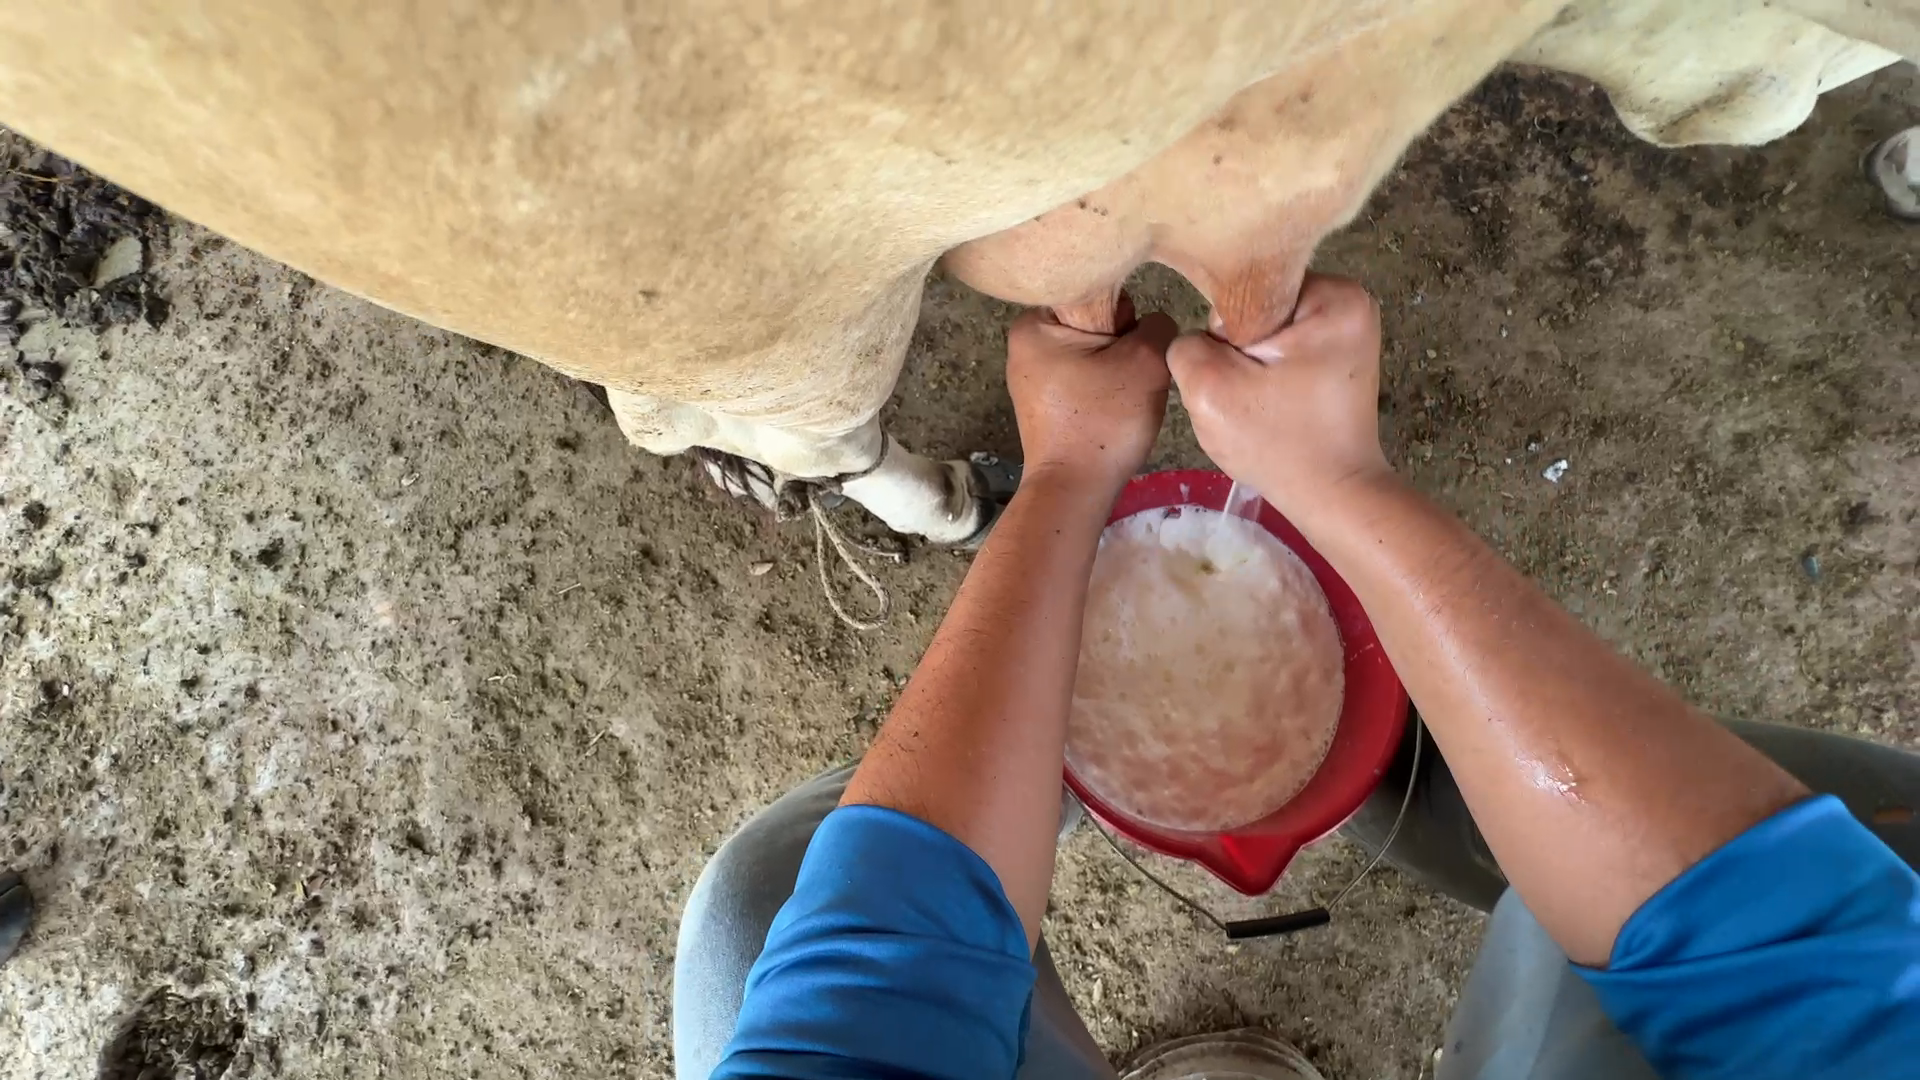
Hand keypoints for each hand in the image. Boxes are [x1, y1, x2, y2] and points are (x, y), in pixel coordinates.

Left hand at [1006, 292, 1177, 492]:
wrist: (1076, 489)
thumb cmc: (1103, 421)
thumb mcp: (1145, 361)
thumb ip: (1158, 324)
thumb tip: (1153, 327)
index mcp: (1033, 323)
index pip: (1095, 290)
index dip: (1124, 316)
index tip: (1128, 349)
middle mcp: (1024, 345)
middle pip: (1094, 323)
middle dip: (1121, 345)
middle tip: (1128, 378)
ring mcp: (1031, 378)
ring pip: (1094, 353)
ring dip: (1116, 371)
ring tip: (1121, 398)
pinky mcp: (1043, 405)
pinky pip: (1084, 380)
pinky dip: (1102, 392)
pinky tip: (1110, 412)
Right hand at [1168, 274, 1390, 511]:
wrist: (1331, 493)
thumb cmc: (1277, 443)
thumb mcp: (1211, 391)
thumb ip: (1186, 348)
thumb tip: (1198, 341)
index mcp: (1330, 295)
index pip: (1242, 291)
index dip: (1222, 337)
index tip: (1236, 377)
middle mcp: (1349, 300)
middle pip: (1255, 310)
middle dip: (1238, 351)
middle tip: (1247, 395)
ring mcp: (1350, 328)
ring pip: (1264, 333)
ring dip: (1250, 367)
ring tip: (1260, 403)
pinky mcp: (1341, 356)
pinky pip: (1283, 351)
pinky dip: (1268, 376)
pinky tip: (1273, 405)